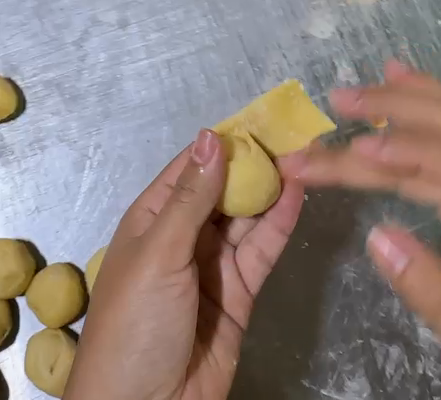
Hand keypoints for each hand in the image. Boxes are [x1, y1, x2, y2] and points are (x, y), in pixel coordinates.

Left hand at [69, 128, 304, 399]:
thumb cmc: (136, 322)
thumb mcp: (159, 252)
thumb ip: (190, 198)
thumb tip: (210, 136)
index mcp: (152, 218)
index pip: (192, 168)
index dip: (224, 144)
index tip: (260, 119)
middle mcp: (182, 235)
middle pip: (223, 191)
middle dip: (254, 165)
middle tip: (294, 136)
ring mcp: (212, 266)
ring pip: (245, 218)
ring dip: (271, 190)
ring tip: (305, 158)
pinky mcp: (238, 295)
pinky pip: (260, 252)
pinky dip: (278, 224)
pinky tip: (297, 197)